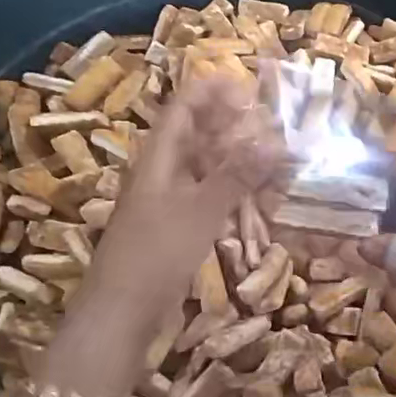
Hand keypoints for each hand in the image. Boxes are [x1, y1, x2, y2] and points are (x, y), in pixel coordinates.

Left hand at [61, 80, 279, 370]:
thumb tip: (274, 139)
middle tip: (266, 119)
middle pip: (192, 134)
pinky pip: (203, 196)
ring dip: (230, 157)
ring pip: (200, 166)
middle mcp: (160, 173)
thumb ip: (236, 175)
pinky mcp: (172, 228)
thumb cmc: (156, 254)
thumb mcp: (200, 211)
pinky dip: (227, 189)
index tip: (245, 83)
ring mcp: (165, 202)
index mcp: (158, 158)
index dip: (210, 91)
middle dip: (226, 122)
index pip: (182, 108)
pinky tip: (251, 196)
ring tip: (267, 153)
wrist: (120, 313)